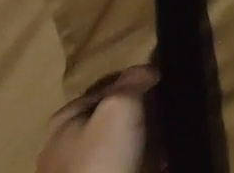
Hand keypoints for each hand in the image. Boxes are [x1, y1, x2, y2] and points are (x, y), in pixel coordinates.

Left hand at [38, 65, 160, 172]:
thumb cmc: (100, 159)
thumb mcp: (119, 106)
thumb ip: (132, 81)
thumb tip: (148, 70)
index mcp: (64, 122)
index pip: (107, 87)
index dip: (136, 83)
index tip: (162, 86)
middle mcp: (66, 147)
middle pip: (115, 117)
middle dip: (144, 114)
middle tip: (168, 114)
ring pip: (123, 145)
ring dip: (149, 140)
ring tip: (169, 141)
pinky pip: (129, 167)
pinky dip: (146, 164)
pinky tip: (161, 163)